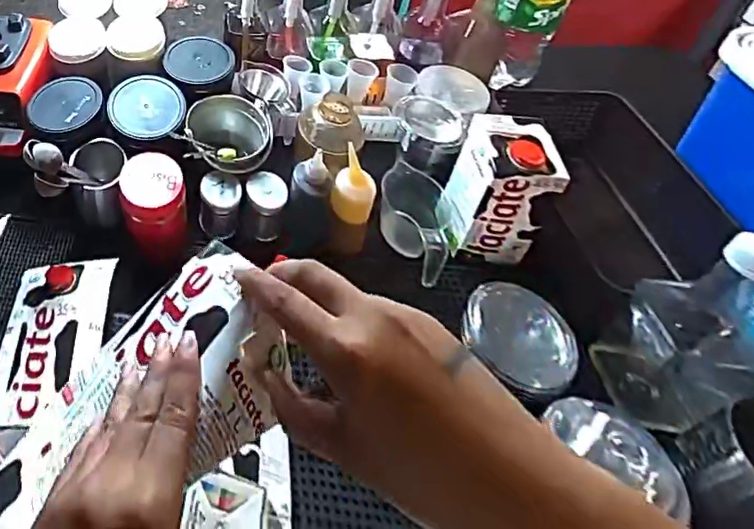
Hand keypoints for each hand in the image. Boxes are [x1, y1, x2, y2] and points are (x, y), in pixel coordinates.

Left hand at [37, 331, 200, 528]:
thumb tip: (187, 463)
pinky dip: (95, 429)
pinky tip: (99, 417)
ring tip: (133, 362)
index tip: (188, 343)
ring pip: (108, 424)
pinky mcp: (56, 501)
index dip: (184, 378)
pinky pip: (80, 451)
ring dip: (125, 392)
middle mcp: (113, 482)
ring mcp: (80, 487)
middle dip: (156, 373)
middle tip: (165, 338)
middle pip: (142, 413)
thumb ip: (178, 498)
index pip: (174, 421)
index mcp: (149, 496)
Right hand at [236, 262, 572, 528]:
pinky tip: (360, 359)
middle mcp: (373, 317)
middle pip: (315, 273)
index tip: (236, 274)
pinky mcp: (429, 322)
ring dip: (319, 302)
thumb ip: (296, 412)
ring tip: (310, 338)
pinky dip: (353, 320)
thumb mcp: (347, 453)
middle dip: (284, 273)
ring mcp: (405, 314)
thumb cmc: (425, 477)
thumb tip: (269, 380)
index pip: (285, 302)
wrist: (517, 480)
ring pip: (346, 293)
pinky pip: (376, 311)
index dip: (255, 284)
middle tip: (264, 291)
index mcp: (347, 351)